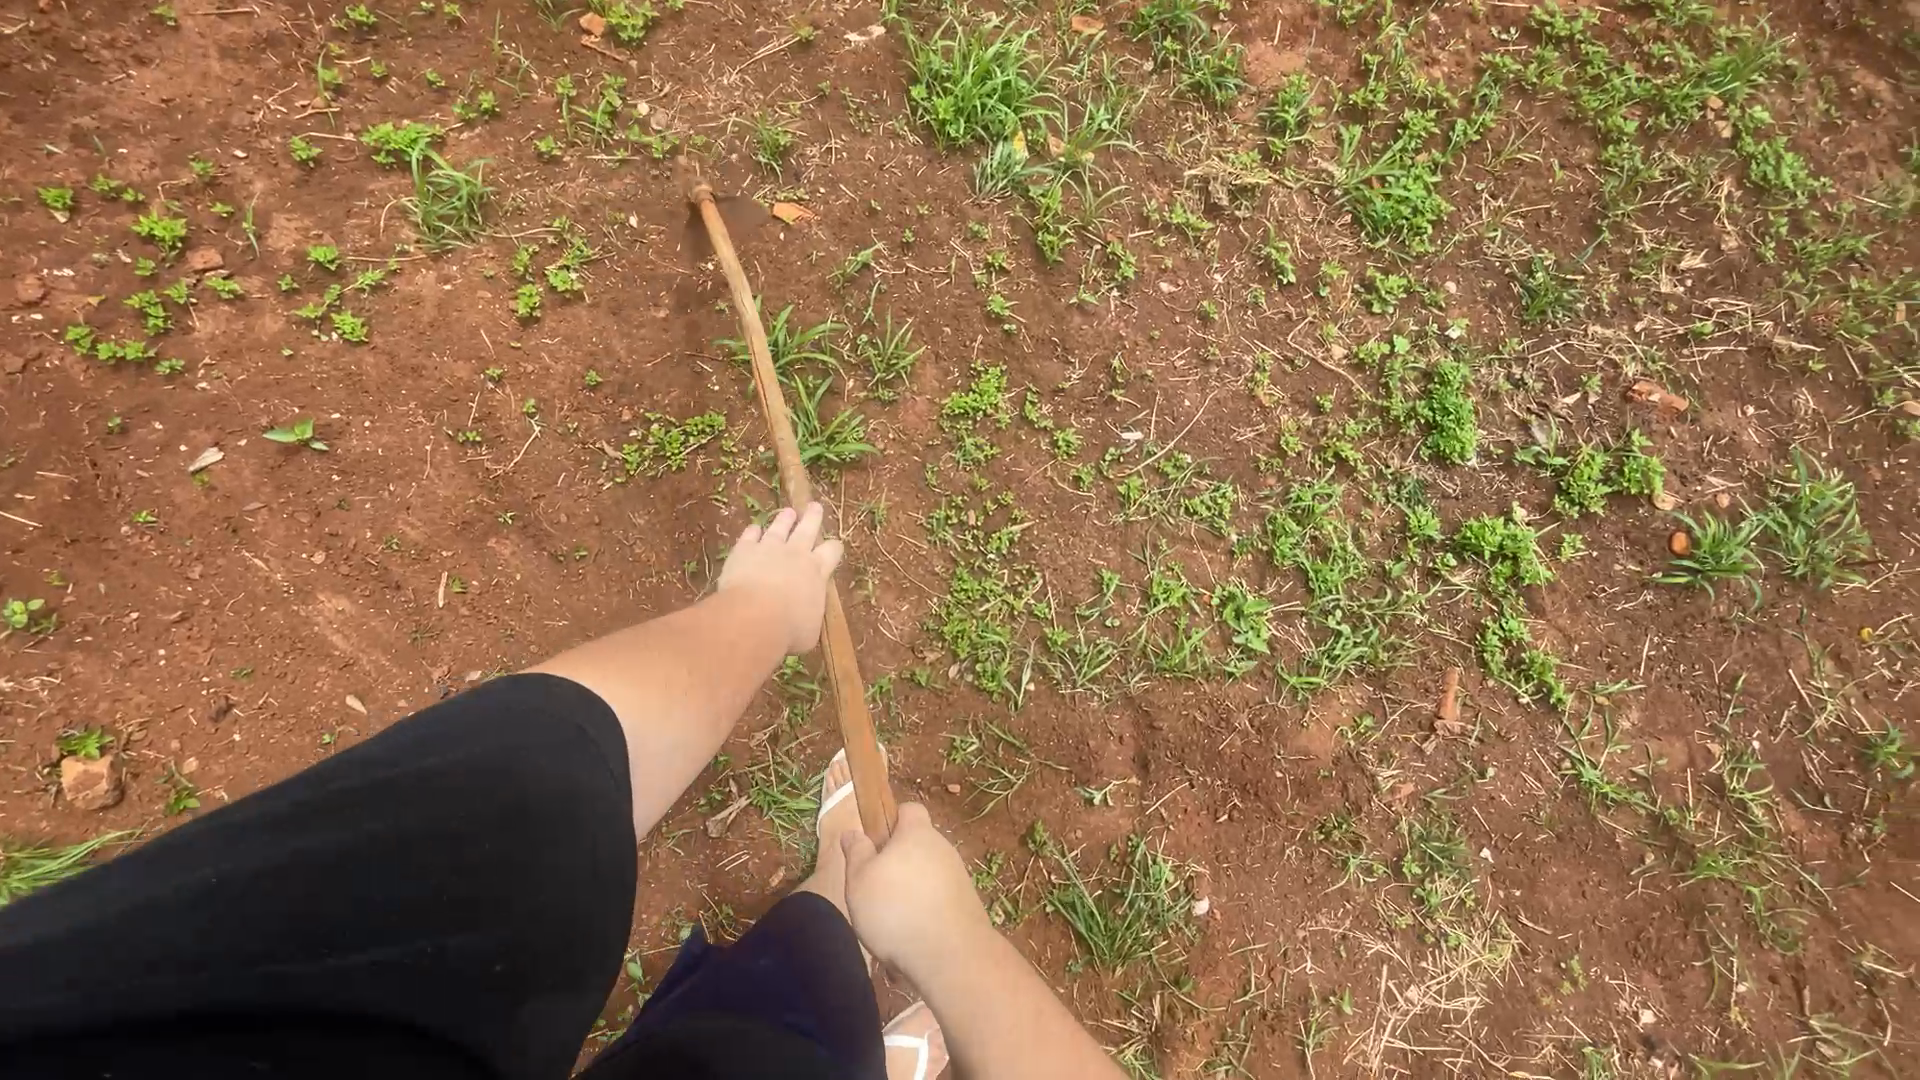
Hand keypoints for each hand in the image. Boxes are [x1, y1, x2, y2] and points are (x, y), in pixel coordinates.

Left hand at [716, 503, 842, 654]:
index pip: (831, 552)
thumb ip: (809, 615)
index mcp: (817, 572)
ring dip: (784, 519)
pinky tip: (753, 528)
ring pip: (779, 528)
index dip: (833, 548)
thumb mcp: (809, 630)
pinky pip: (750, 535)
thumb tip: (805, 618)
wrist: (755, 617)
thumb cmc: (789, 629)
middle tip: (815, 506)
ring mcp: (769, 548)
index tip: (835, 545)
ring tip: (788, 512)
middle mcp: (796, 555)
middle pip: (807, 530)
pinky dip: (753, 531)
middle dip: (813, 518)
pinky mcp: (744, 550)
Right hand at [840, 803, 993, 978]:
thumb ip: (856, 853)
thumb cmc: (895, 910)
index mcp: (917, 833)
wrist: (951, 956)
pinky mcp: (967, 905)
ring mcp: (958, 877)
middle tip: (876, 892)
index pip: (909, 810)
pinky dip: (925, 917)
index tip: (875, 844)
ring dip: (910, 895)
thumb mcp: (859, 880)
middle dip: (898, 866)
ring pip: (927, 877)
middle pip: (917, 846)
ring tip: (890, 926)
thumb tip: (853, 832)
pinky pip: (939, 903)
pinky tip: (911, 942)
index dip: (891, 821)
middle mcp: (942, 848)